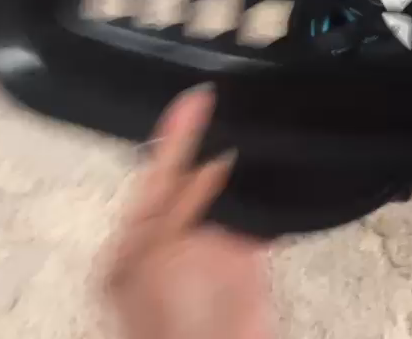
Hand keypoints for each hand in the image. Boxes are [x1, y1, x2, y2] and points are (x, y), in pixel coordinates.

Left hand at [103, 85, 274, 338]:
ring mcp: (208, 247)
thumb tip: (215, 160)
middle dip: (206, 139)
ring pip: (225, 190)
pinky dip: (265, 187)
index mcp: (134, 244)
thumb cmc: (172, 318)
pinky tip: (276, 161)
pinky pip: (256, 210)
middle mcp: (169, 240)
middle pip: (190, 177)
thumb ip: (180, 207)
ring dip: (238, 156)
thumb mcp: (156, 261)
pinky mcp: (245, 254)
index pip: (157, 175)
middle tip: (225, 94)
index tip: (197, 95)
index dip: (176, 133)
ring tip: (252, 116)